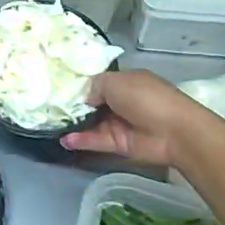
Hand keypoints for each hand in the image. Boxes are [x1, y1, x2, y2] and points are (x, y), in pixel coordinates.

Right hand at [61, 70, 218, 166]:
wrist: (175, 132)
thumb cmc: (146, 98)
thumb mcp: (115, 81)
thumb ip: (94, 86)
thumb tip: (85, 98)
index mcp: (126, 82)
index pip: (99, 82)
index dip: (81, 84)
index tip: (59, 86)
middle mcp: (123, 101)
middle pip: (93, 103)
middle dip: (73, 105)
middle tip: (49, 107)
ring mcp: (121, 123)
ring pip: (92, 123)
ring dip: (73, 124)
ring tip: (51, 124)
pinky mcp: (119, 143)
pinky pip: (96, 140)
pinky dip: (80, 140)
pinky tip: (64, 140)